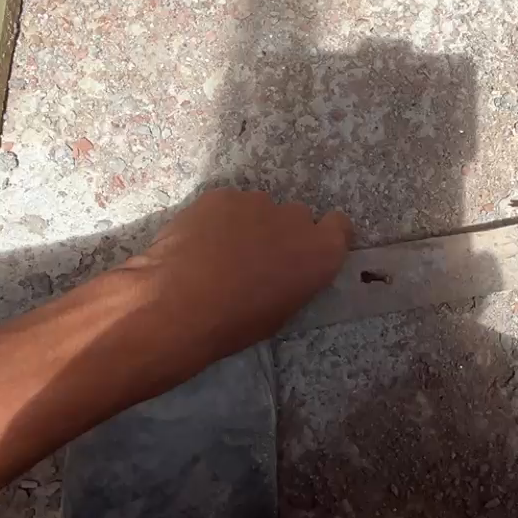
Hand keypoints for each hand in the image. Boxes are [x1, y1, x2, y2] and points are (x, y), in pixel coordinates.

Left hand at [116, 188, 351, 364]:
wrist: (177, 305)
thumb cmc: (236, 322)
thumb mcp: (282, 311)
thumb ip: (295, 278)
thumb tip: (285, 268)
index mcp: (321, 252)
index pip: (339, 226)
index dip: (323, 236)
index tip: (304, 251)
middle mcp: (296, 219)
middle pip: (297, 216)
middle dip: (282, 232)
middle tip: (256, 258)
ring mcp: (257, 201)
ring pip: (259, 208)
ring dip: (248, 224)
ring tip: (219, 253)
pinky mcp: (221, 195)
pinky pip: (227, 204)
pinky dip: (217, 219)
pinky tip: (197, 243)